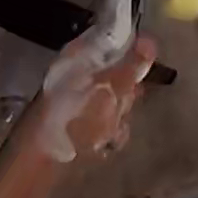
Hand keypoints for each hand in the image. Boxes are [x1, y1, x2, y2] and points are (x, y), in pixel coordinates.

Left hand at [32, 35, 155, 162]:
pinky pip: (109, 118)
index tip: (143, 65)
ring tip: (110, 127)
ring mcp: (81, 97)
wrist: (47, 161)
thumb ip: (132, 63)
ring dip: (120, 113)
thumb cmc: (78, 116)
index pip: (113, 36)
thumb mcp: (110, 87)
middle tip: (122, 101)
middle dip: (128, 90)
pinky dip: (111, 130)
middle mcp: (81, 71)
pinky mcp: (83, 121)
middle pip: (120, 69)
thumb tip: (150, 38)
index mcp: (81, 53)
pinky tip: (106, 140)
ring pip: (117, 97)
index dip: (133, 48)